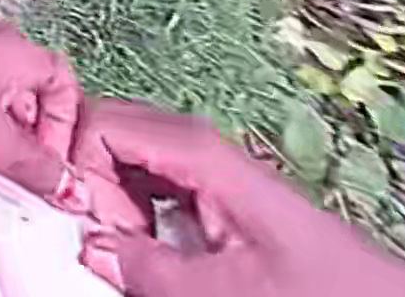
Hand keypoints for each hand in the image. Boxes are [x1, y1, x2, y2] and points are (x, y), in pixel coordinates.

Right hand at [71, 100, 404, 296]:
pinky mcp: (204, 179)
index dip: (82, 169)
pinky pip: (143, 171)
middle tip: (113, 236)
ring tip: (133, 243)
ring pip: (119, 149)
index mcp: (193, 148)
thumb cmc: (322, 295)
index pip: (97, 123)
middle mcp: (189, 138)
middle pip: (103, 128)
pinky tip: (149, 240)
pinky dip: (130, 199)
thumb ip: (150, 271)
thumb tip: (89, 247)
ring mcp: (197, 156)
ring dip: (109, 191)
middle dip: (89, 176)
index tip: (99, 224)